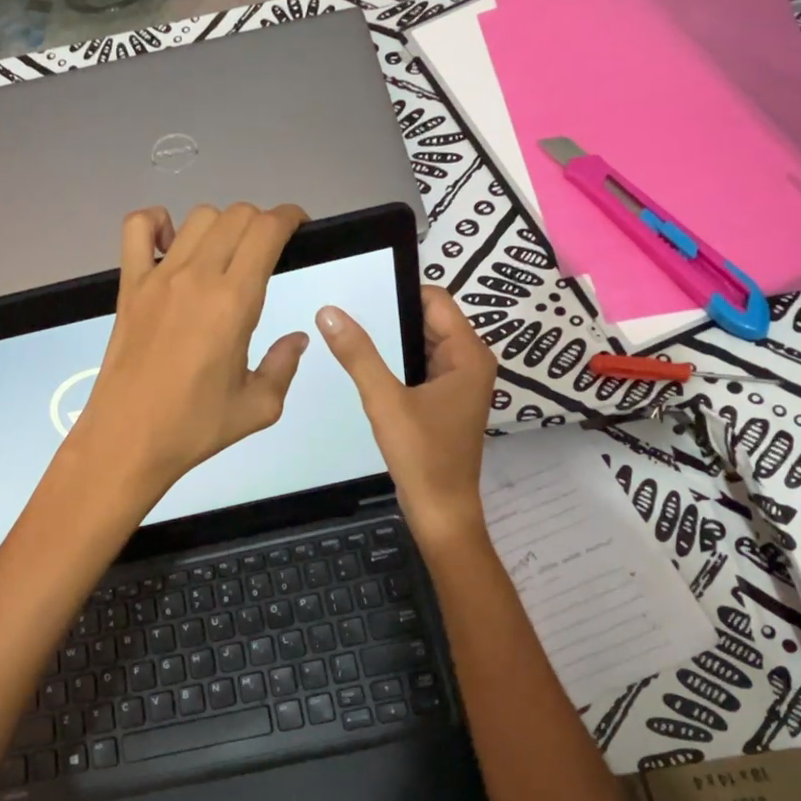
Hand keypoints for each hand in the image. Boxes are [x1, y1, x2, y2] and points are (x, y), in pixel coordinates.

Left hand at [70, 203, 310, 495]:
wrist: (128, 439)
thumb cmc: (195, 427)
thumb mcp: (259, 406)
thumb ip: (285, 365)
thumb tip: (297, 340)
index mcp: (234, 303)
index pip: (267, 231)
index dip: (290, 218)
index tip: (299, 228)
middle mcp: (197, 278)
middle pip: (237, 216)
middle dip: (261, 224)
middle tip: (267, 252)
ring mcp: (158, 277)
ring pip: (198, 218)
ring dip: (221, 226)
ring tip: (225, 256)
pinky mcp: (129, 285)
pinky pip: (138, 228)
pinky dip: (157, 223)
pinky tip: (171, 247)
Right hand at [318, 285, 496, 544]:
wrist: (442, 512)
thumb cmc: (422, 456)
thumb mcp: (384, 400)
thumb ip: (358, 354)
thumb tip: (330, 311)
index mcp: (469, 354)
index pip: (436, 300)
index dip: (400, 290)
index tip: (360, 288)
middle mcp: (471, 362)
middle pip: (430, 320)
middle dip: (392, 314)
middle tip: (347, 308)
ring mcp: (459, 382)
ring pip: (423, 344)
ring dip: (392, 340)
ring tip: (349, 331)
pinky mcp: (446, 400)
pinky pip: (421, 366)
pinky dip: (397, 363)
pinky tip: (366, 365)